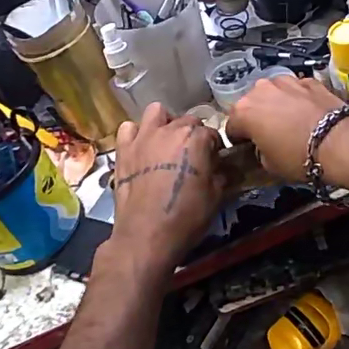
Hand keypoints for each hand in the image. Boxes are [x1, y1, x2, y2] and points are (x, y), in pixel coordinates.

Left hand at [106, 104, 224, 272]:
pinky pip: (127, 128)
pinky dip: (135, 134)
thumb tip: (224, 167)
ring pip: (156, 112)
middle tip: (191, 155)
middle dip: (192, 134)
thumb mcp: (216, 196)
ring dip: (164, 123)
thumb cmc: (186, 217)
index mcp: (196, 138)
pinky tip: (141, 148)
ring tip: (166, 142)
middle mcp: (170, 130)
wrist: (146, 237)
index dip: (214, 148)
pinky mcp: (124, 150)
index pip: (212, 133)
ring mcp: (144, 137)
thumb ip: (222, 174)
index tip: (214, 162)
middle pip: (187, 121)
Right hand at [225, 76, 348, 202]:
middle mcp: (261, 89)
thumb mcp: (269, 165)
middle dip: (258, 117)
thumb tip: (262, 146)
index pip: (231, 126)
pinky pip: (296, 90)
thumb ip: (258, 150)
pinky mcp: (309, 80)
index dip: (240, 140)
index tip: (249, 148)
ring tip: (291, 122)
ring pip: (274, 92)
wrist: (338, 141)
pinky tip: (308, 114)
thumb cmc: (298, 156)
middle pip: (252, 104)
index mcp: (244, 110)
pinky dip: (298, 99)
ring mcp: (287, 81)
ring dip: (277, 104)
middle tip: (270, 135)